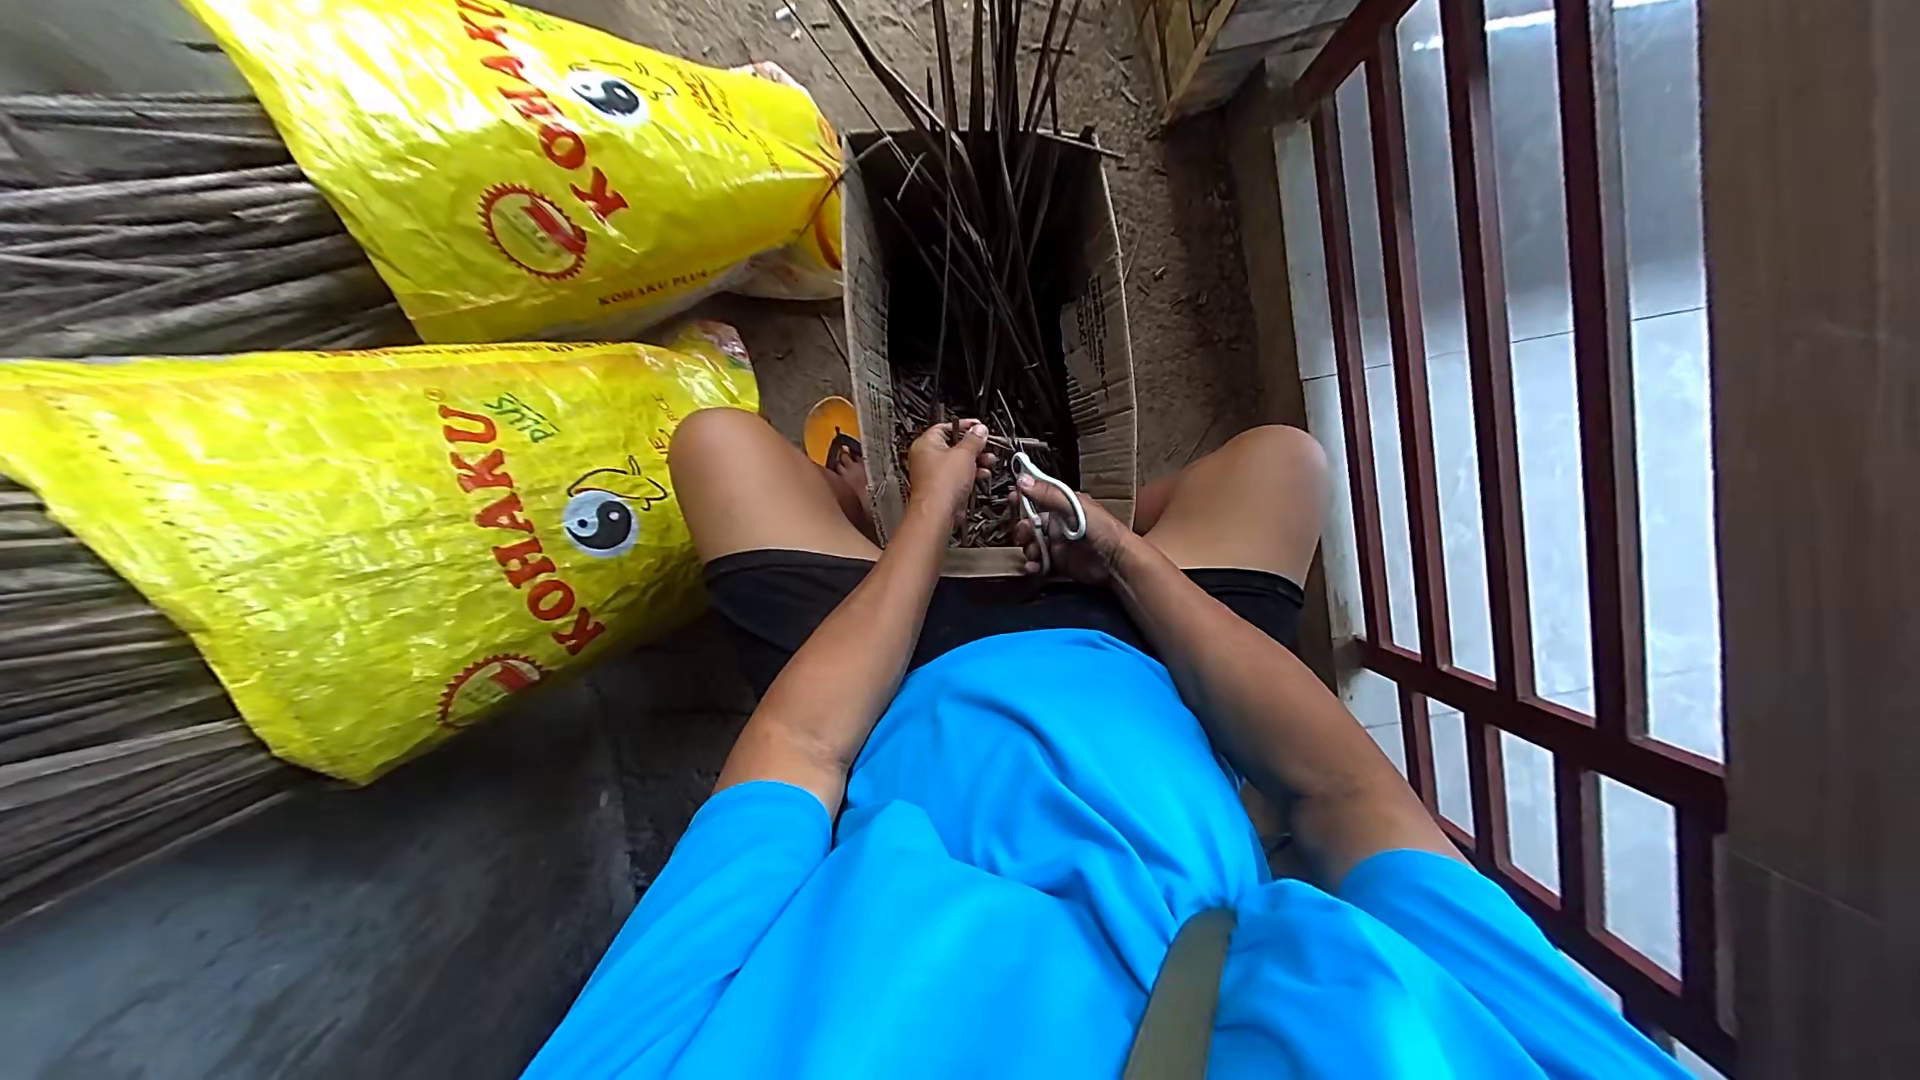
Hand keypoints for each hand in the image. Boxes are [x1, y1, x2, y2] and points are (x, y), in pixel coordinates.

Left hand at [906, 420, 993, 528]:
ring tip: (988, 461)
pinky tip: (981, 474)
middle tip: (986, 446)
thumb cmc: (942, 484)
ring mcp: (932, 474)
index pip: (946, 427)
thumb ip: (974, 439)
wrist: (938, 512)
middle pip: (953, 445)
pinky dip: (970, 474)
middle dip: (973, 446)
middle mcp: (926, 458)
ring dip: (975, 461)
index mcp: (925, 443)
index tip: (979, 427)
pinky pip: (957, 477)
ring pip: (957, 462)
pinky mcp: (940, 489)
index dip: (965, 426)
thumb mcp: (965, 454)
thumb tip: (980, 430)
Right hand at [1008, 473, 1133, 584]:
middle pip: (1029, 524)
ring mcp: (1057, 543)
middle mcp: (1058, 523)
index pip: (1037, 497)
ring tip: (1034, 554)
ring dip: (1028, 548)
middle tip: (1024, 535)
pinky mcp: (1058, 562)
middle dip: (1023, 530)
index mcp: (1063, 505)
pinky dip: (1033, 564)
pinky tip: (1034, 566)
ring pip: (1031, 544)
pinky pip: (1038, 562)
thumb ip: (1048, 494)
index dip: (1023, 498)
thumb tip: (1023, 480)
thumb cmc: (1102, 529)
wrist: (1116, 562)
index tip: (1011, 498)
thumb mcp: (1074, 506)